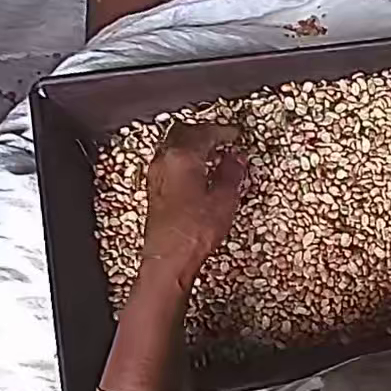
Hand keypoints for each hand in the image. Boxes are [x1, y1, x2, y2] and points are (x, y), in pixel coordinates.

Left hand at [140, 123, 248, 283]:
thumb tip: (236, 159)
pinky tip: (197, 173)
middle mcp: (165, 161)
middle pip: (184, 134)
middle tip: (223, 138)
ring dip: (193, 147)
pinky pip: (170, 164)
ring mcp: (156, 176)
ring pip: (174, 148)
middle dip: (204, 133)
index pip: (204, 132)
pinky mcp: (155, 191)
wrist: (169, 258)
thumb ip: (231, 173)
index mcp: (182, 157)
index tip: (235, 134)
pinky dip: (185, 161)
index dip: (223, 131)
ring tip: (212, 154)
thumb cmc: (193, 231)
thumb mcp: (224, 200)